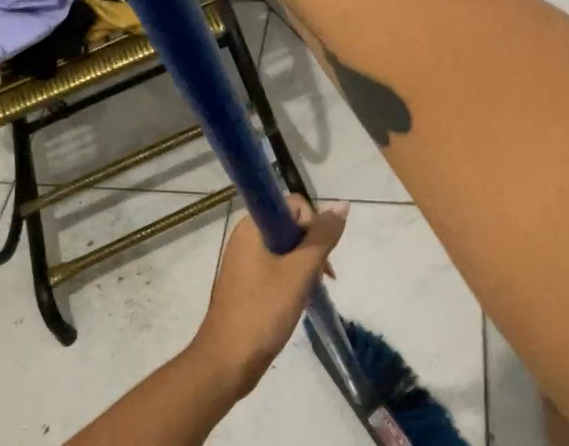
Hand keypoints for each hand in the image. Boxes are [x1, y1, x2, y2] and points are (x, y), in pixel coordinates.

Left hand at [192, 196, 348, 396]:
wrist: (226, 363)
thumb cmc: (262, 312)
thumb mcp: (299, 272)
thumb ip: (322, 237)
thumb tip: (342, 204)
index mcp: (252, 226)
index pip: (294, 205)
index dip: (313, 225)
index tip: (318, 256)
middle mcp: (246, 237)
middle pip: (291, 226)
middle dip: (312, 249)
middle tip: (319, 279)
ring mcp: (244, 261)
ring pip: (286, 249)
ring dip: (304, 267)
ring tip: (310, 293)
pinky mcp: (246, 283)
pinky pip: (276, 268)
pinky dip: (292, 279)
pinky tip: (299, 300)